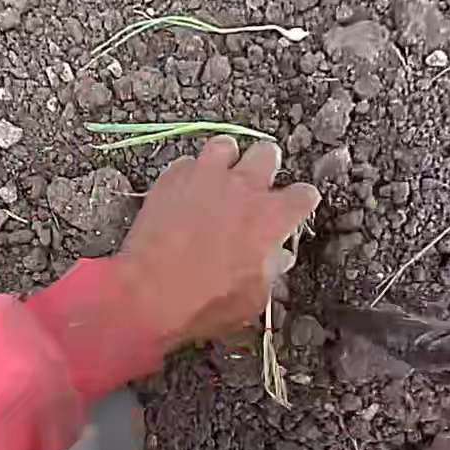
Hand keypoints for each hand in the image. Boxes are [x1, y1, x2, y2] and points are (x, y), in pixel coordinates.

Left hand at [114, 137, 320, 350]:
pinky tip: (183, 193)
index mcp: (271, 217)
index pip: (303, 195)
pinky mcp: (170, 180)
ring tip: (217, 179)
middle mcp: (242, 188)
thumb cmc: (203, 303)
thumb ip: (271, 270)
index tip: (291, 211)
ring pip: (224, 146)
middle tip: (253, 186)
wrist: (146, 294)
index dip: (298, 204)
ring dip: (224, 160)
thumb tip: (275, 256)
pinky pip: (184, 163)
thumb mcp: (252, 298)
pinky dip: (187, 175)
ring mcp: (204, 178)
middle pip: (267, 154)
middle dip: (264, 167)